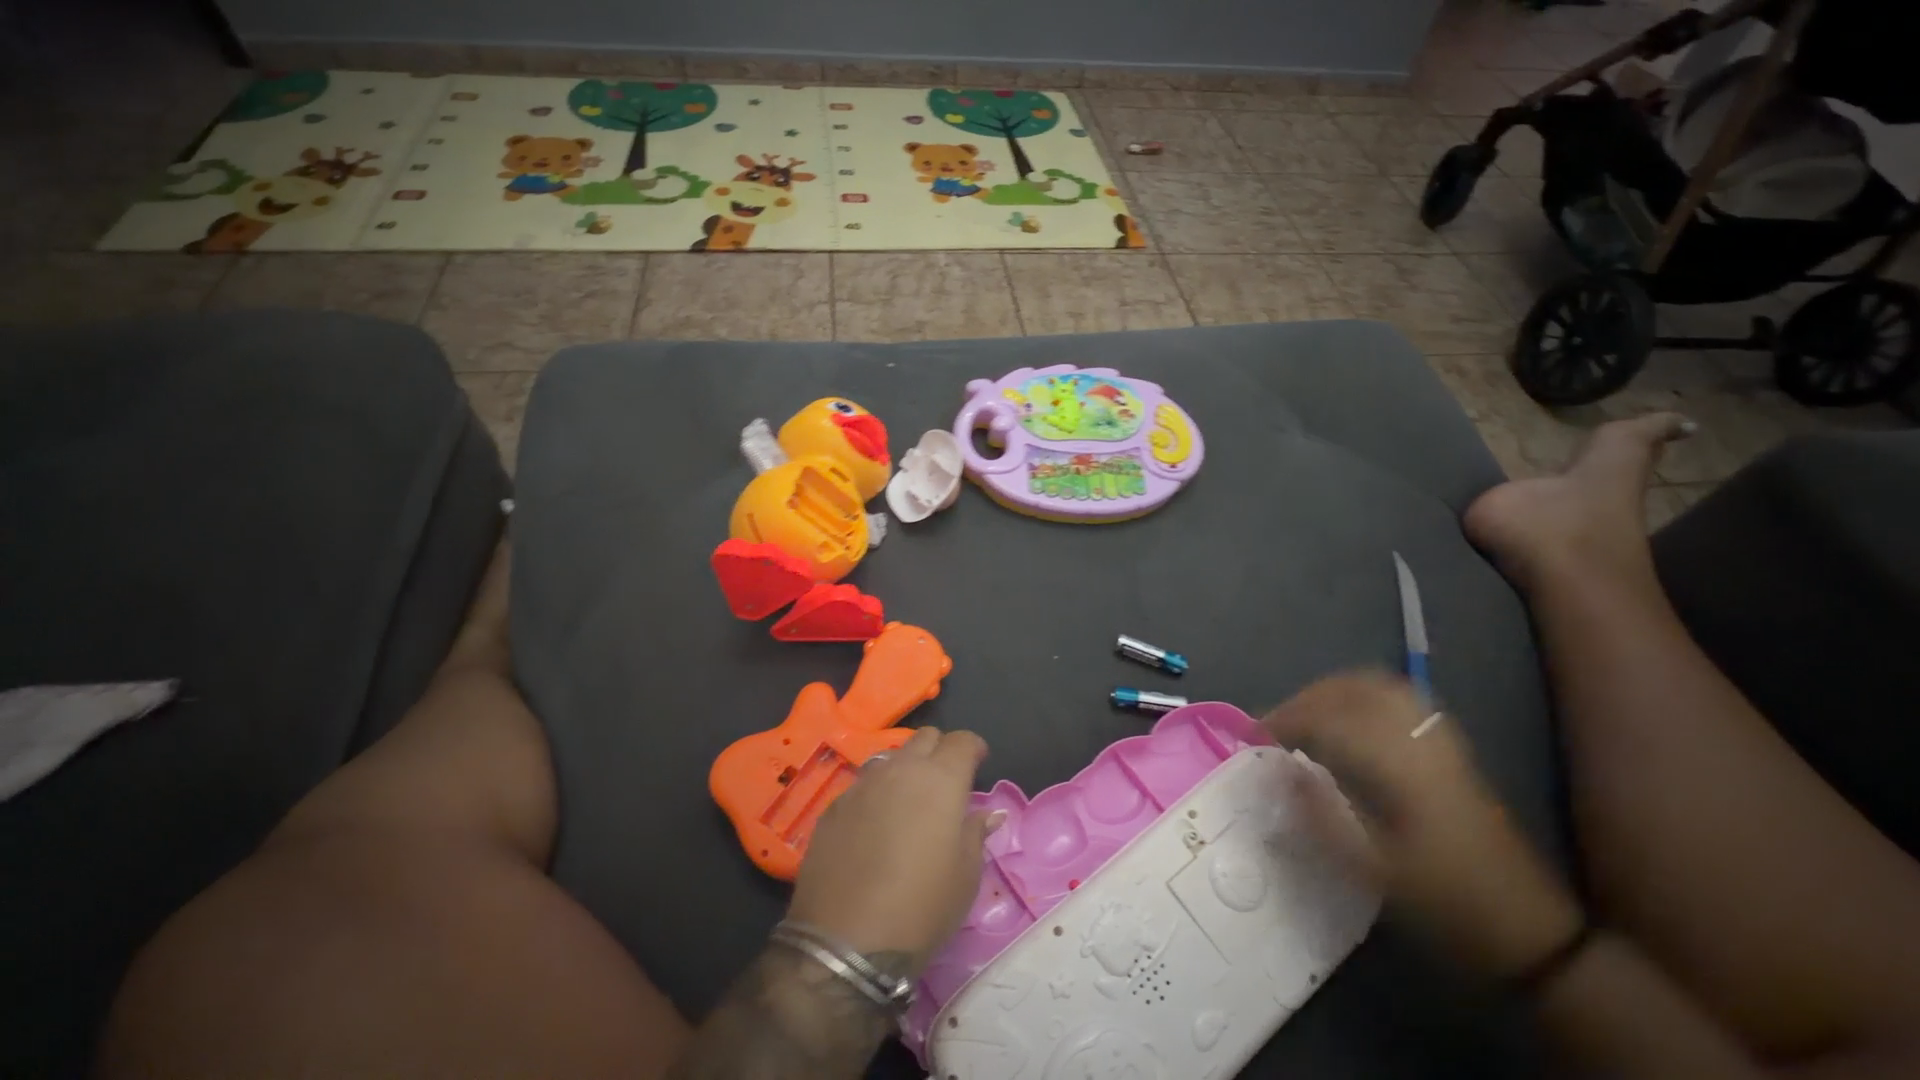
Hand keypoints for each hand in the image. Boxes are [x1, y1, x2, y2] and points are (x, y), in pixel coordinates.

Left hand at [787, 727, 999, 975]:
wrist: (847, 941)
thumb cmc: (922, 907)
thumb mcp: (965, 875)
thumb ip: (975, 833)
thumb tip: (987, 814)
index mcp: (940, 780)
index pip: (961, 741)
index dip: (972, 749)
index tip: (978, 765)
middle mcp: (899, 771)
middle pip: (924, 739)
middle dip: (939, 752)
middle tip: (947, 783)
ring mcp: (861, 786)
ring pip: (889, 758)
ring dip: (905, 769)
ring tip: (910, 802)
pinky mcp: (832, 808)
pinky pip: (862, 786)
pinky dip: (877, 794)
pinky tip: (876, 826)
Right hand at [1263, 672, 1583, 977]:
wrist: (1527, 929)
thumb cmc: (1444, 903)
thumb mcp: (1374, 872)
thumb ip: (1321, 816)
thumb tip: (1278, 774)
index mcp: (1399, 764)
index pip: (1330, 718)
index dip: (1285, 720)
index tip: (1252, 736)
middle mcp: (1420, 739)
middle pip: (1355, 690)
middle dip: (1307, 698)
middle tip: (1273, 724)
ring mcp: (1441, 742)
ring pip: (1380, 687)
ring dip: (1335, 692)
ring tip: (1304, 716)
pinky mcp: (1452, 752)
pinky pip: (1400, 700)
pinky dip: (1363, 698)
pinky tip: (1349, 724)